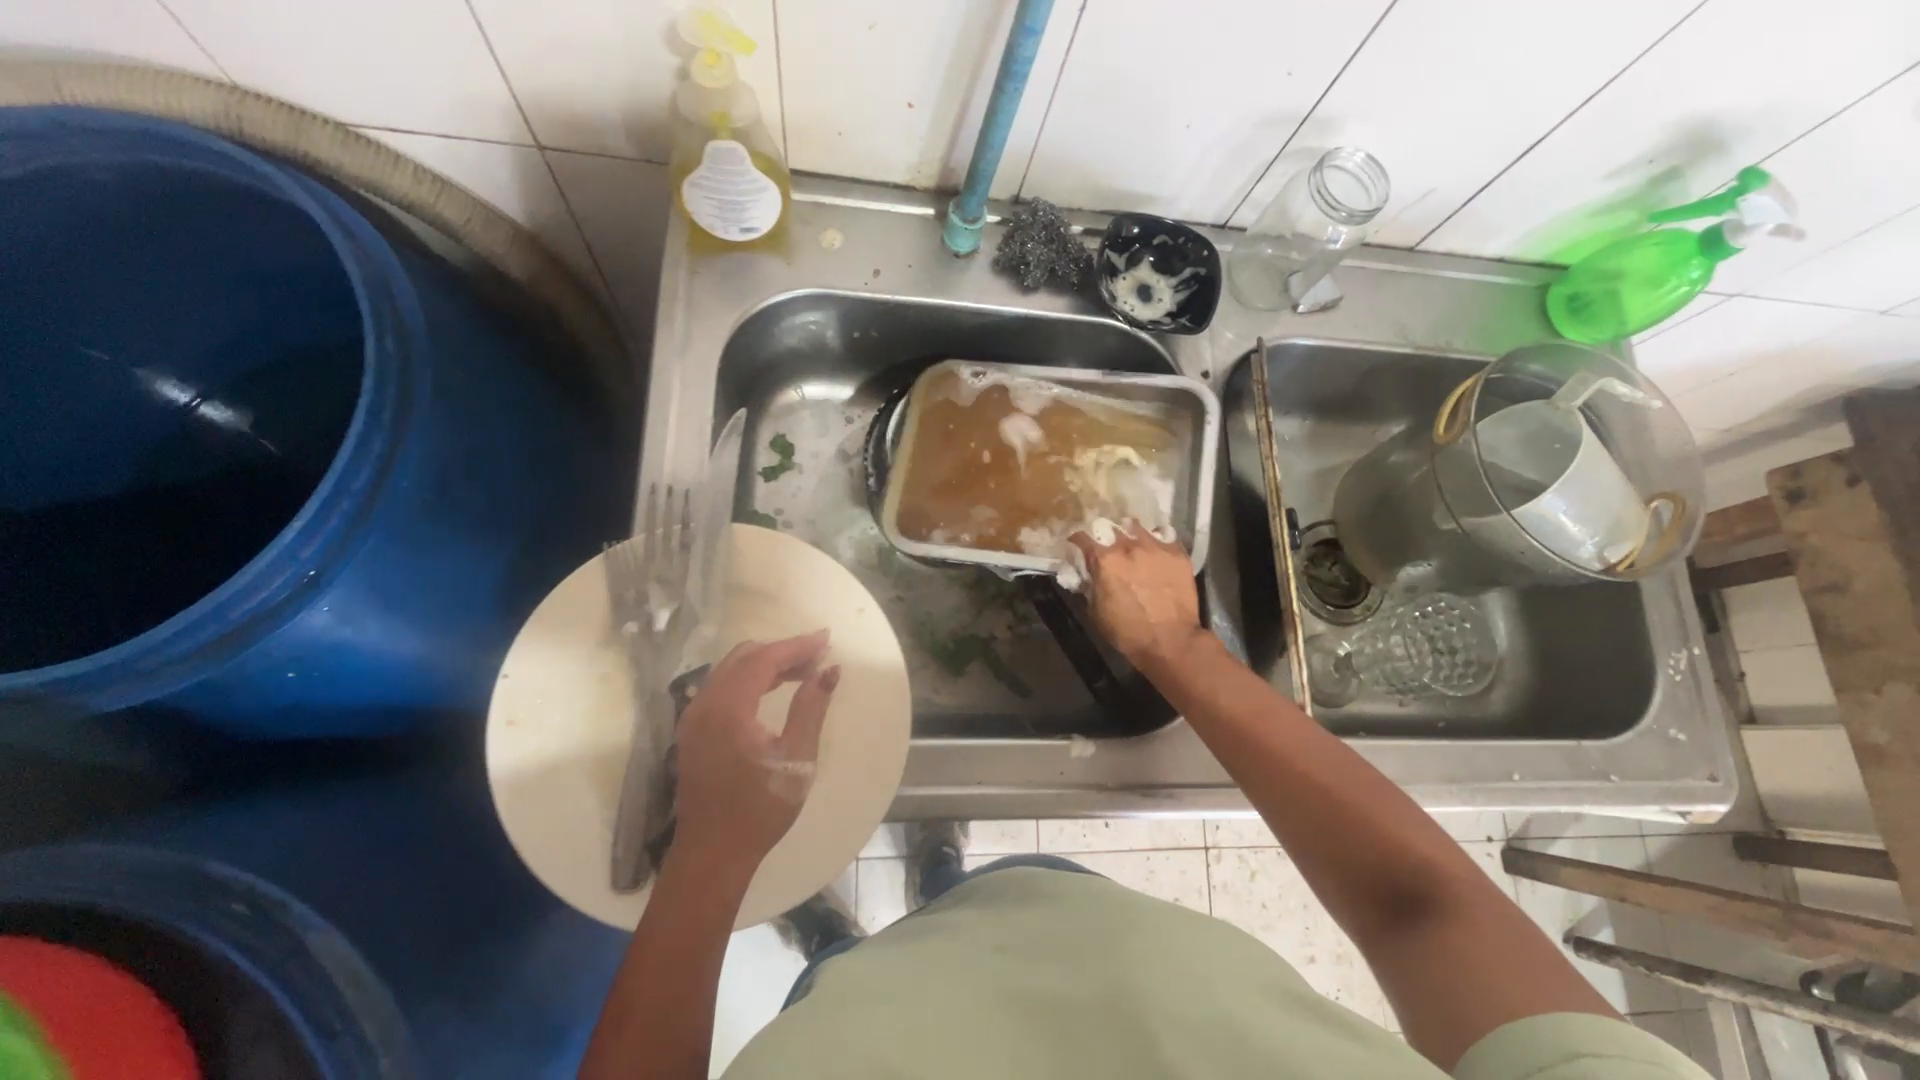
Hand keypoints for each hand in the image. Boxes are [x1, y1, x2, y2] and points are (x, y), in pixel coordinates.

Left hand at [673, 630, 838, 877]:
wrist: (713, 852)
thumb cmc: (760, 810)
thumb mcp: (796, 759)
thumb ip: (811, 708)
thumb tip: (829, 671)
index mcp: (728, 709)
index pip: (764, 659)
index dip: (796, 646)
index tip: (826, 639)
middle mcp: (704, 704)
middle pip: (743, 657)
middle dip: (781, 651)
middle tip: (817, 657)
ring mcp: (693, 718)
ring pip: (729, 670)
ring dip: (765, 664)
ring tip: (802, 672)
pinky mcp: (692, 731)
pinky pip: (720, 688)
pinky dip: (748, 680)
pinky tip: (772, 691)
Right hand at [1068, 522, 1207, 670]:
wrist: (1171, 641)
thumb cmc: (1128, 632)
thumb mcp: (1096, 612)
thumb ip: (1090, 586)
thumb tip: (1088, 576)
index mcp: (1104, 560)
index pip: (1082, 537)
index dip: (1078, 541)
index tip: (1078, 545)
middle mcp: (1128, 546)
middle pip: (1112, 530)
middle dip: (1108, 538)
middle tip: (1109, 549)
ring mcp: (1156, 547)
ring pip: (1138, 529)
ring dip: (1132, 536)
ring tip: (1134, 546)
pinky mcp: (1178, 554)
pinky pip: (1164, 540)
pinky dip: (1157, 545)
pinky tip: (1157, 555)